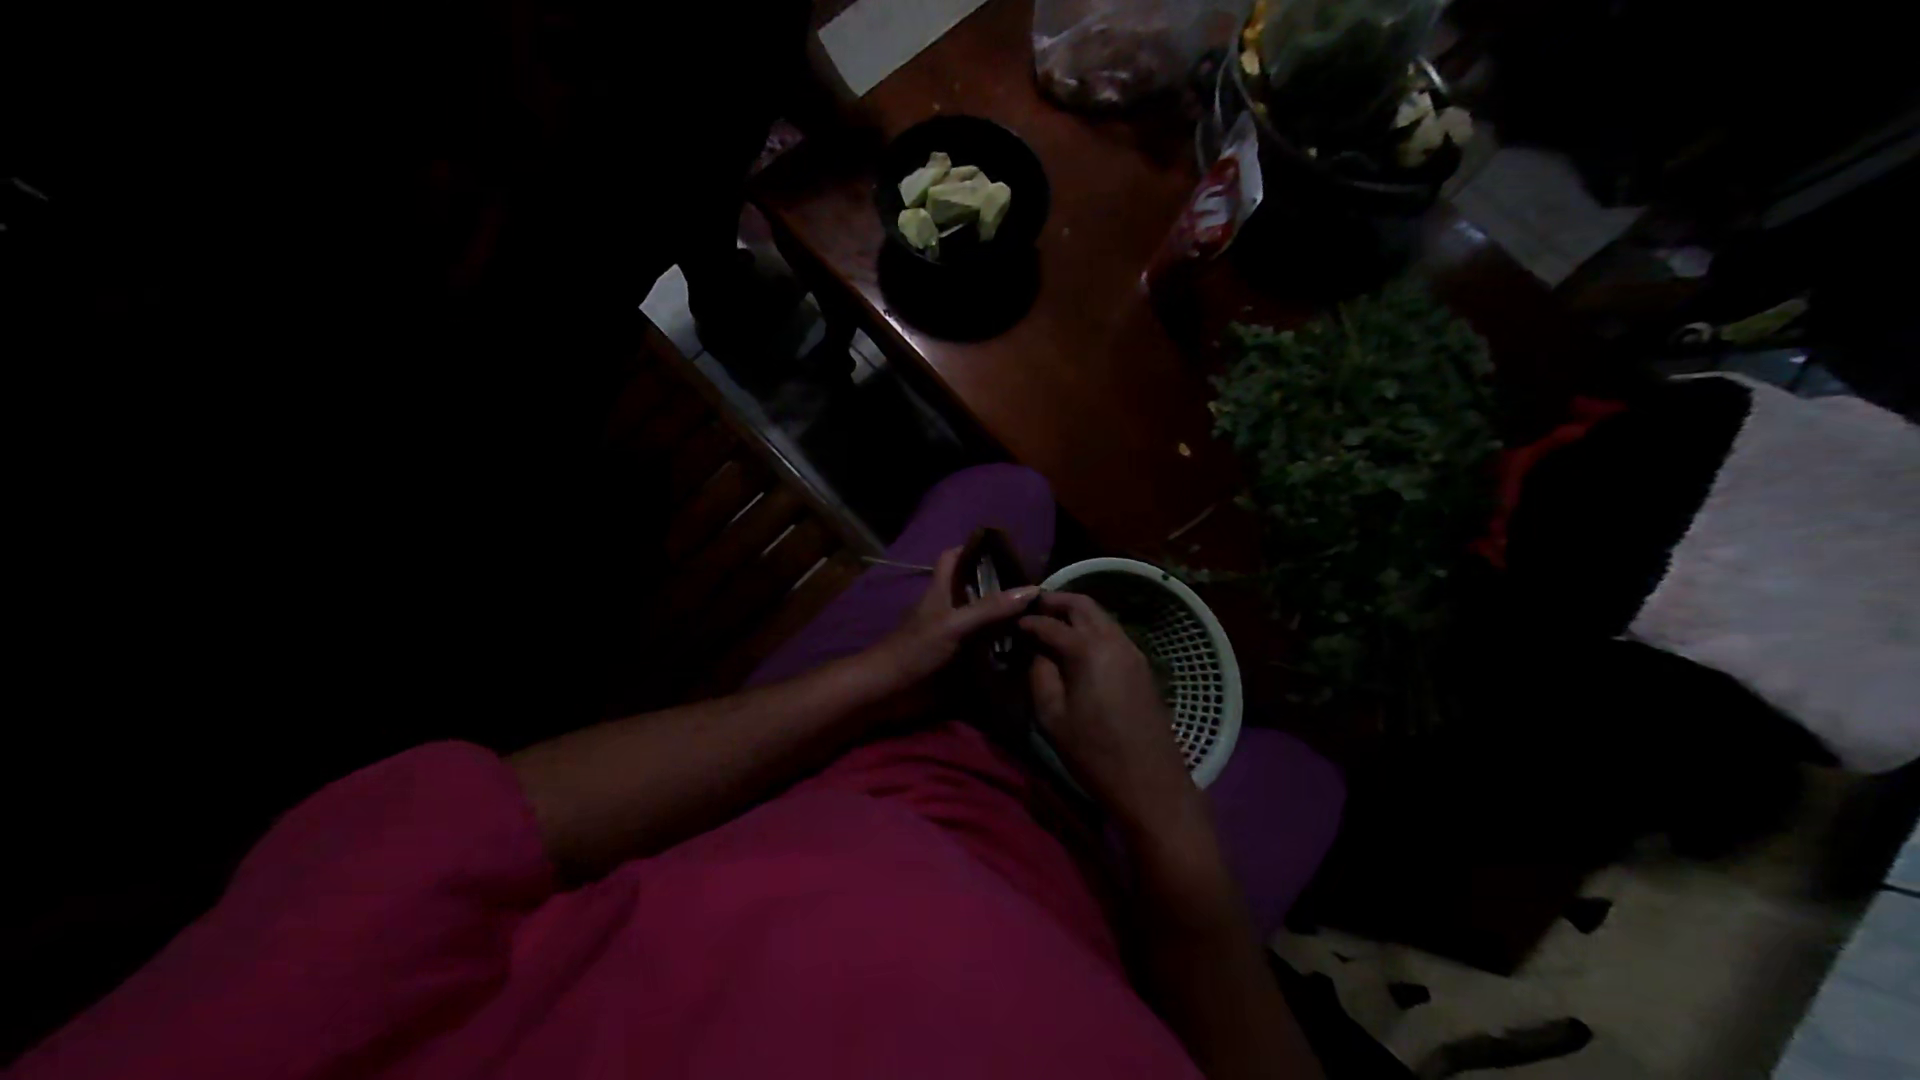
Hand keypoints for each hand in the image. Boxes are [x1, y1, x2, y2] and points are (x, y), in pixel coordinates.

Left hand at [867, 547, 1038, 694]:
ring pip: (976, 615)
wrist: (887, 688)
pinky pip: (977, 642)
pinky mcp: (950, 656)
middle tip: (1031, 587)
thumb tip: (1031, 590)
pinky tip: (1017, 645)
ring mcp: (946, 632)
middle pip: (970, 587)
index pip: (952, 558)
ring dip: (999, 615)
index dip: (972, 549)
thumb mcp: (955, 625)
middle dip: (997, 584)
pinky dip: (995, 642)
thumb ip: (989, 609)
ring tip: (1034, 614)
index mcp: (940, 591)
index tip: (1003, 550)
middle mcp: (944, 607)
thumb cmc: (916, 649)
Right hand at [1021, 592, 1196, 827]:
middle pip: (1082, 604)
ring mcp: (1132, 650)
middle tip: (1031, 610)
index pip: (1049, 623)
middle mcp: (1113, 640)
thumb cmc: (1094, 754)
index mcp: (1087, 650)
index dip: (1026, 621)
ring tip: (1050, 624)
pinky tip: (1076, 644)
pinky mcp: (1142, 665)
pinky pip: (1112, 632)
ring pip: (1101, 615)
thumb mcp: (1051, 716)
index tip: (1009, 624)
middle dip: (1054, 602)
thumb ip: (1039, 673)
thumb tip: (1035, 651)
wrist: (1151, 784)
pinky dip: (1091, 627)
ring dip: (1075, 613)